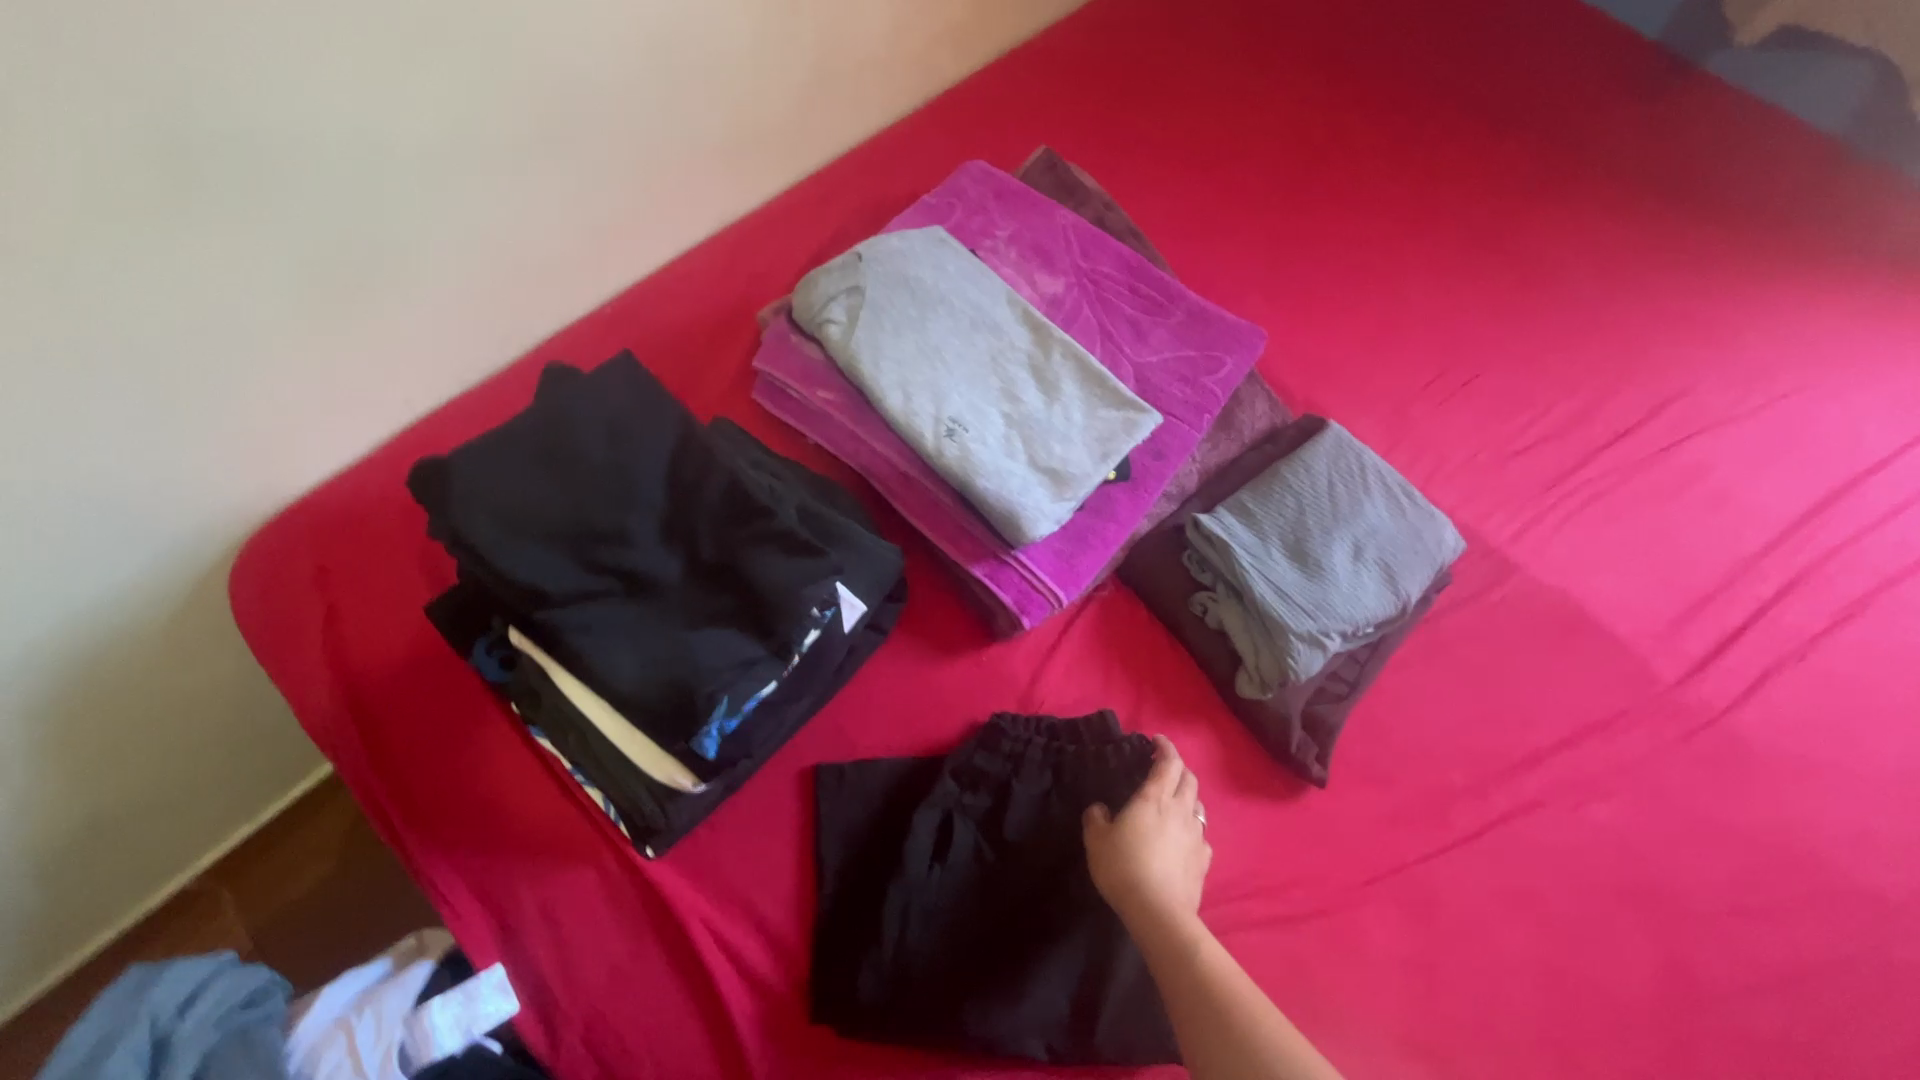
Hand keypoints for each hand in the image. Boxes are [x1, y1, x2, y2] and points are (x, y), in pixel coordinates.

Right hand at [1083, 735, 1211, 933]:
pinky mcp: (1204, 859)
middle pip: (1189, 779)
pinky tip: (1183, 839)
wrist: (1158, 912)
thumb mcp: (1096, 841)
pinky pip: (1201, 835)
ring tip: (1174, 803)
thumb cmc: (1123, 868)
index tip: (1157, 741)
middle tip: (1164, 769)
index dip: (1165, 747)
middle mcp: (1180, 810)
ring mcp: (1196, 835)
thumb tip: (1100, 809)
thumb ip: (1096, 818)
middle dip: (1179, 768)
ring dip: (1188, 797)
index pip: (1168, 762)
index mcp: (1154, 798)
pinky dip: (1192, 829)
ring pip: (1199, 805)